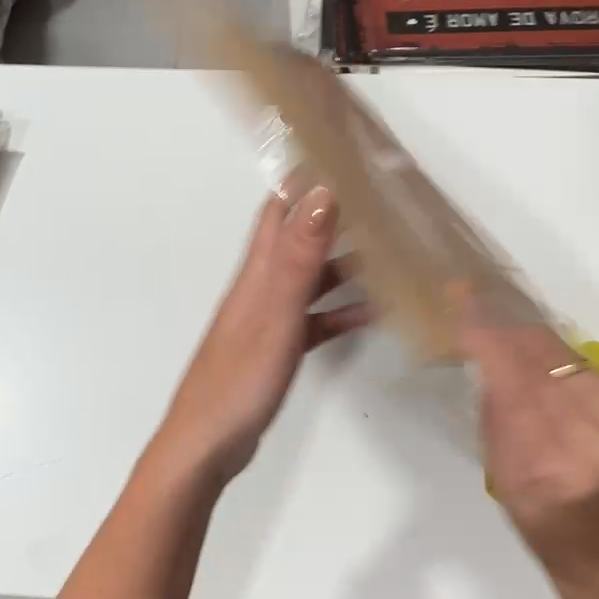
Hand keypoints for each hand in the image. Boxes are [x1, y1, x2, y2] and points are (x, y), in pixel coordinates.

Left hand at [154, 189, 371, 482]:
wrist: (206, 445)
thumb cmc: (238, 382)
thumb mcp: (275, 316)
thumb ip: (298, 258)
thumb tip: (321, 191)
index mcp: (257, 273)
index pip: (278, 208)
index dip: (305, 179)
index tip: (344, 153)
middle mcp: (260, 288)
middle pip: (298, 238)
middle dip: (335, 216)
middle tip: (385, 203)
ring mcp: (267, 320)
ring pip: (310, 278)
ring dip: (344, 264)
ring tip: (392, 252)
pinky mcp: (275, 351)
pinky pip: (313, 320)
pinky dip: (340, 312)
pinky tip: (372, 313)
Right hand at [452, 293, 598, 598]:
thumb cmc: (539, 520)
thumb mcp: (499, 473)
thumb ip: (496, 413)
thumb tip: (485, 355)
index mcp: (544, 465)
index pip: (512, 379)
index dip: (487, 335)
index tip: (462, 299)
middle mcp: (593, 442)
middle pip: (543, 361)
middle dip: (507, 327)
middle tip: (478, 298)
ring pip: (568, 359)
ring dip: (533, 340)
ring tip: (506, 325)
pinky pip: (591, 372)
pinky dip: (563, 361)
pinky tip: (546, 360)